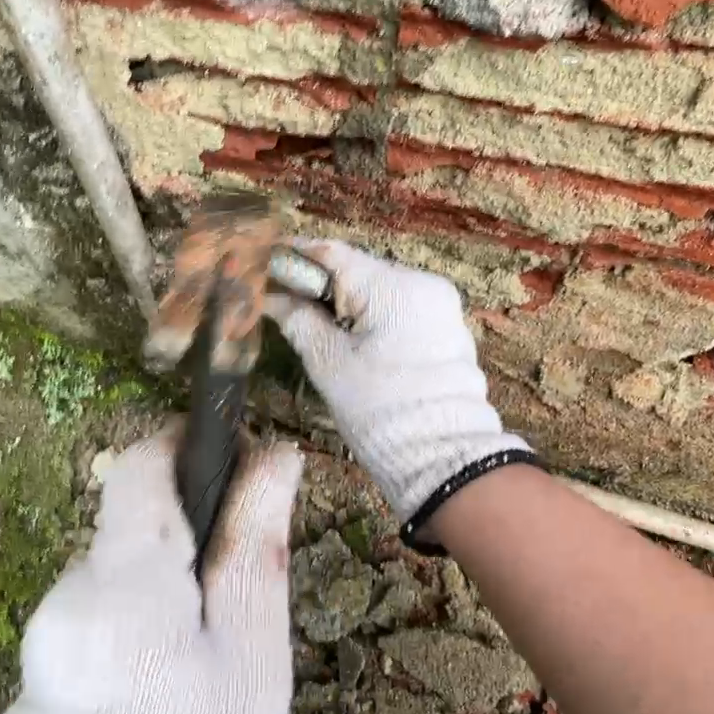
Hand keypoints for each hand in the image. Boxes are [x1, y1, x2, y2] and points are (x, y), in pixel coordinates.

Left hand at [0, 426, 302, 713]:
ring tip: (181, 676)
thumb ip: (254, 545)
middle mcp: (59, 610)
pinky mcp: (17, 698)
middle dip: (168, 558)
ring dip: (141, 610)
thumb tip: (276, 452)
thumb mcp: (254, 655)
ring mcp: (31, 660)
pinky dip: (110, 655)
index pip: (135, 469)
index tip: (217, 476)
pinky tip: (138, 709)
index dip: (179, 456)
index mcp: (122, 588)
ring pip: (100, 591)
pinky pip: (74, 644)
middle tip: (217, 619)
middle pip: (119, 538)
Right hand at [267, 240, 530, 548]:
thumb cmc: (379, 410)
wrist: (443, 458)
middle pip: (359, 270)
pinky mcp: (448, 329)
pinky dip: (374, 319)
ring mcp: (442, 307)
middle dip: (321, 285)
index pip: (333, 254)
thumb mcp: (328, 363)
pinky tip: (354, 342)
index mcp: (395, 287)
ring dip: (348, 303)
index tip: (264, 265)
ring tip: (317, 326)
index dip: (294, 257)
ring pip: (380, 291)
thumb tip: (270, 296)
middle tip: (284, 301)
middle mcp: (425, 285)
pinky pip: (402, 311)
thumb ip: (298, 319)